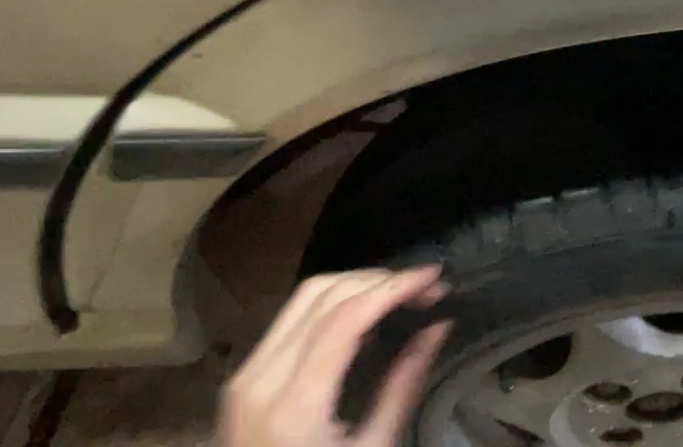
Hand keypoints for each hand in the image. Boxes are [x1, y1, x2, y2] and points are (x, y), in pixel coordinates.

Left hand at [220, 268, 449, 446]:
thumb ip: (404, 384)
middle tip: (422, 288)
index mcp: (294, 406)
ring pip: (305, 296)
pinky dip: (331, 302)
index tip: (434, 276)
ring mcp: (245, 376)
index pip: (347, 316)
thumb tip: (439, 325)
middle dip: (379, 280)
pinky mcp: (243, 378)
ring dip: (355, 284)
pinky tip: (363, 313)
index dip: (394, 286)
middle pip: (324, 294)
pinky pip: (291, 317)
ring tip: (397, 294)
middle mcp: (260, 379)